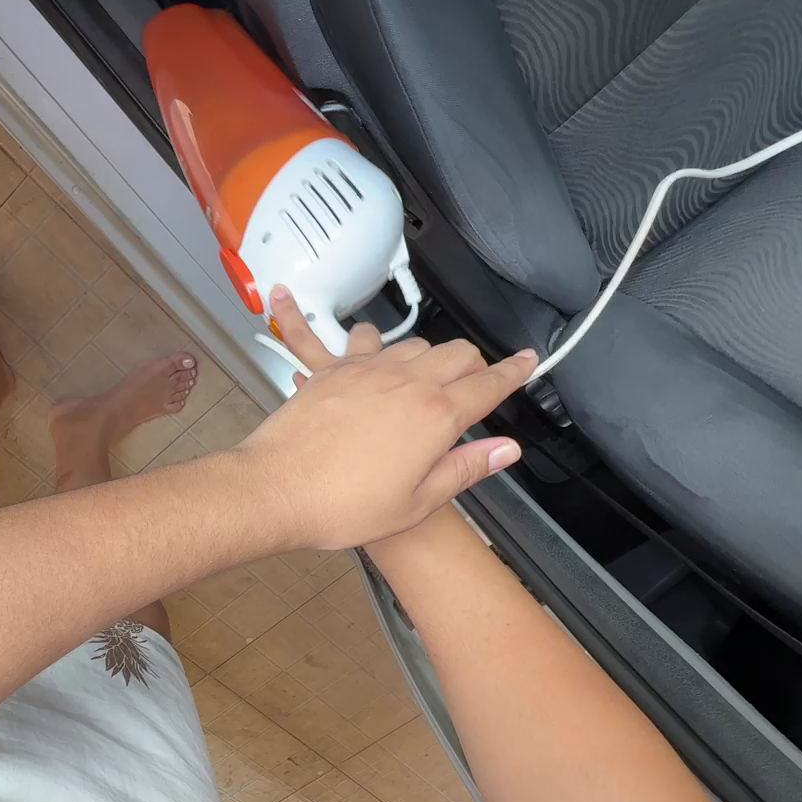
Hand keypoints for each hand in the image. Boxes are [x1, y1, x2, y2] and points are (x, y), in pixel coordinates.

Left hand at [233, 286, 535, 549]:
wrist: (275, 493)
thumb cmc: (340, 506)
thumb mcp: (415, 503)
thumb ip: (465, 469)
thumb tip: (506, 449)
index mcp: (435, 416)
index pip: (490, 384)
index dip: (515, 373)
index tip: (527, 362)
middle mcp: (402, 382)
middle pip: (455, 352)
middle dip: (472, 364)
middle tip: (472, 382)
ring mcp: (360, 372)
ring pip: (407, 342)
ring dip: (420, 353)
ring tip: (420, 370)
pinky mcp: (324, 374)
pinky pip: (315, 337)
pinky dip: (299, 319)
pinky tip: (283, 295)